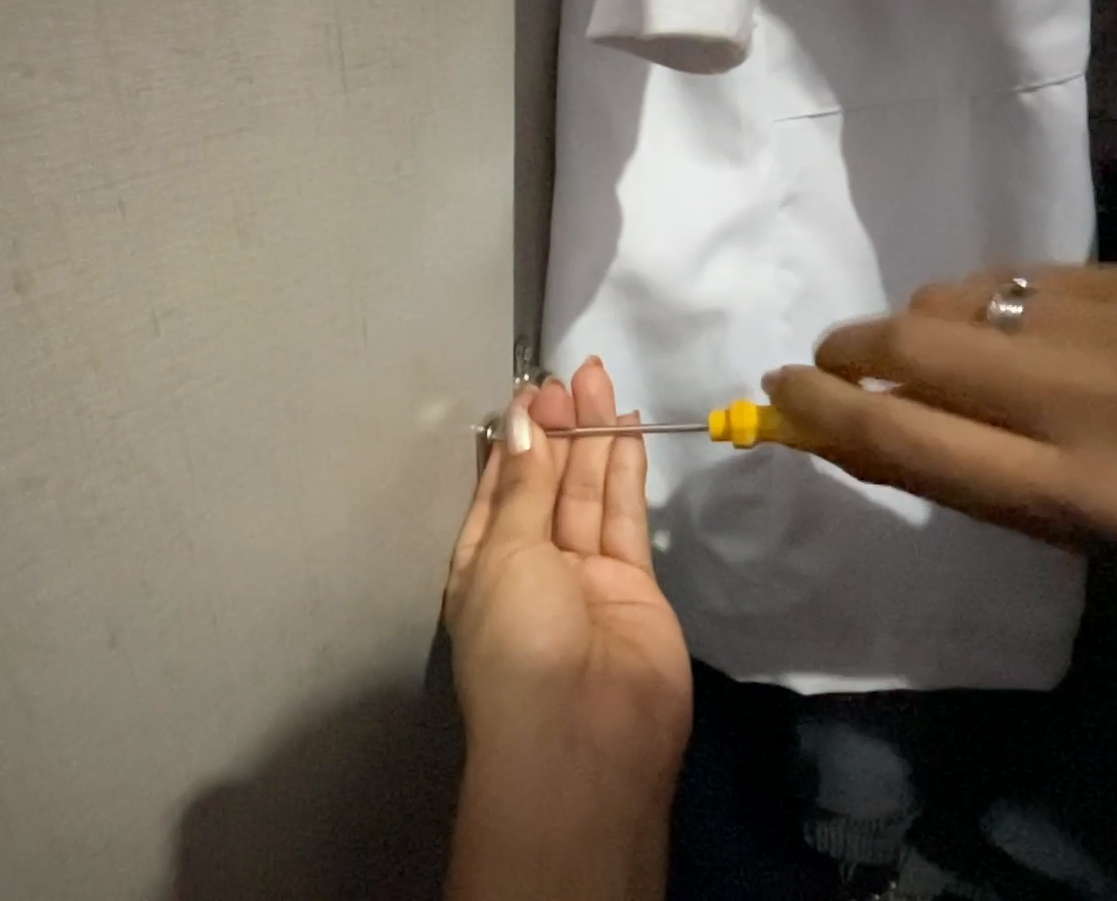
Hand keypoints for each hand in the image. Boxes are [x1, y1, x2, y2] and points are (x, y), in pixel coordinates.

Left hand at [444, 359, 690, 900]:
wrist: (582, 740)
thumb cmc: (518, 638)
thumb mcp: (506, 553)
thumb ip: (524, 487)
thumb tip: (525, 423)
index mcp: (482, 559)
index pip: (499, 485)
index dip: (516, 439)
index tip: (530, 391)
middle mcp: (531, 562)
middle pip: (546, 482)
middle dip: (558, 430)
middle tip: (572, 376)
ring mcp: (584, 574)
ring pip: (586, 493)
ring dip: (594, 439)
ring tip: (599, 383)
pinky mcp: (634, 584)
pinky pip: (623, 518)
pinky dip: (624, 473)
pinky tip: (626, 431)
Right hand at [765, 264, 1116, 565]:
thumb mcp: (1053, 527)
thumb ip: (933, 474)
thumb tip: (822, 429)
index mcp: (1074, 489)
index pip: (902, 433)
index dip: (819, 406)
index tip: (778, 390)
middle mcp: (1092, 401)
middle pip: (911, 344)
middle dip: (845, 348)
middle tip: (835, 362)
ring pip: (947, 298)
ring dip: (912, 324)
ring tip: (940, 349)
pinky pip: (1005, 276)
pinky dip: (975, 302)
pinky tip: (1008, 326)